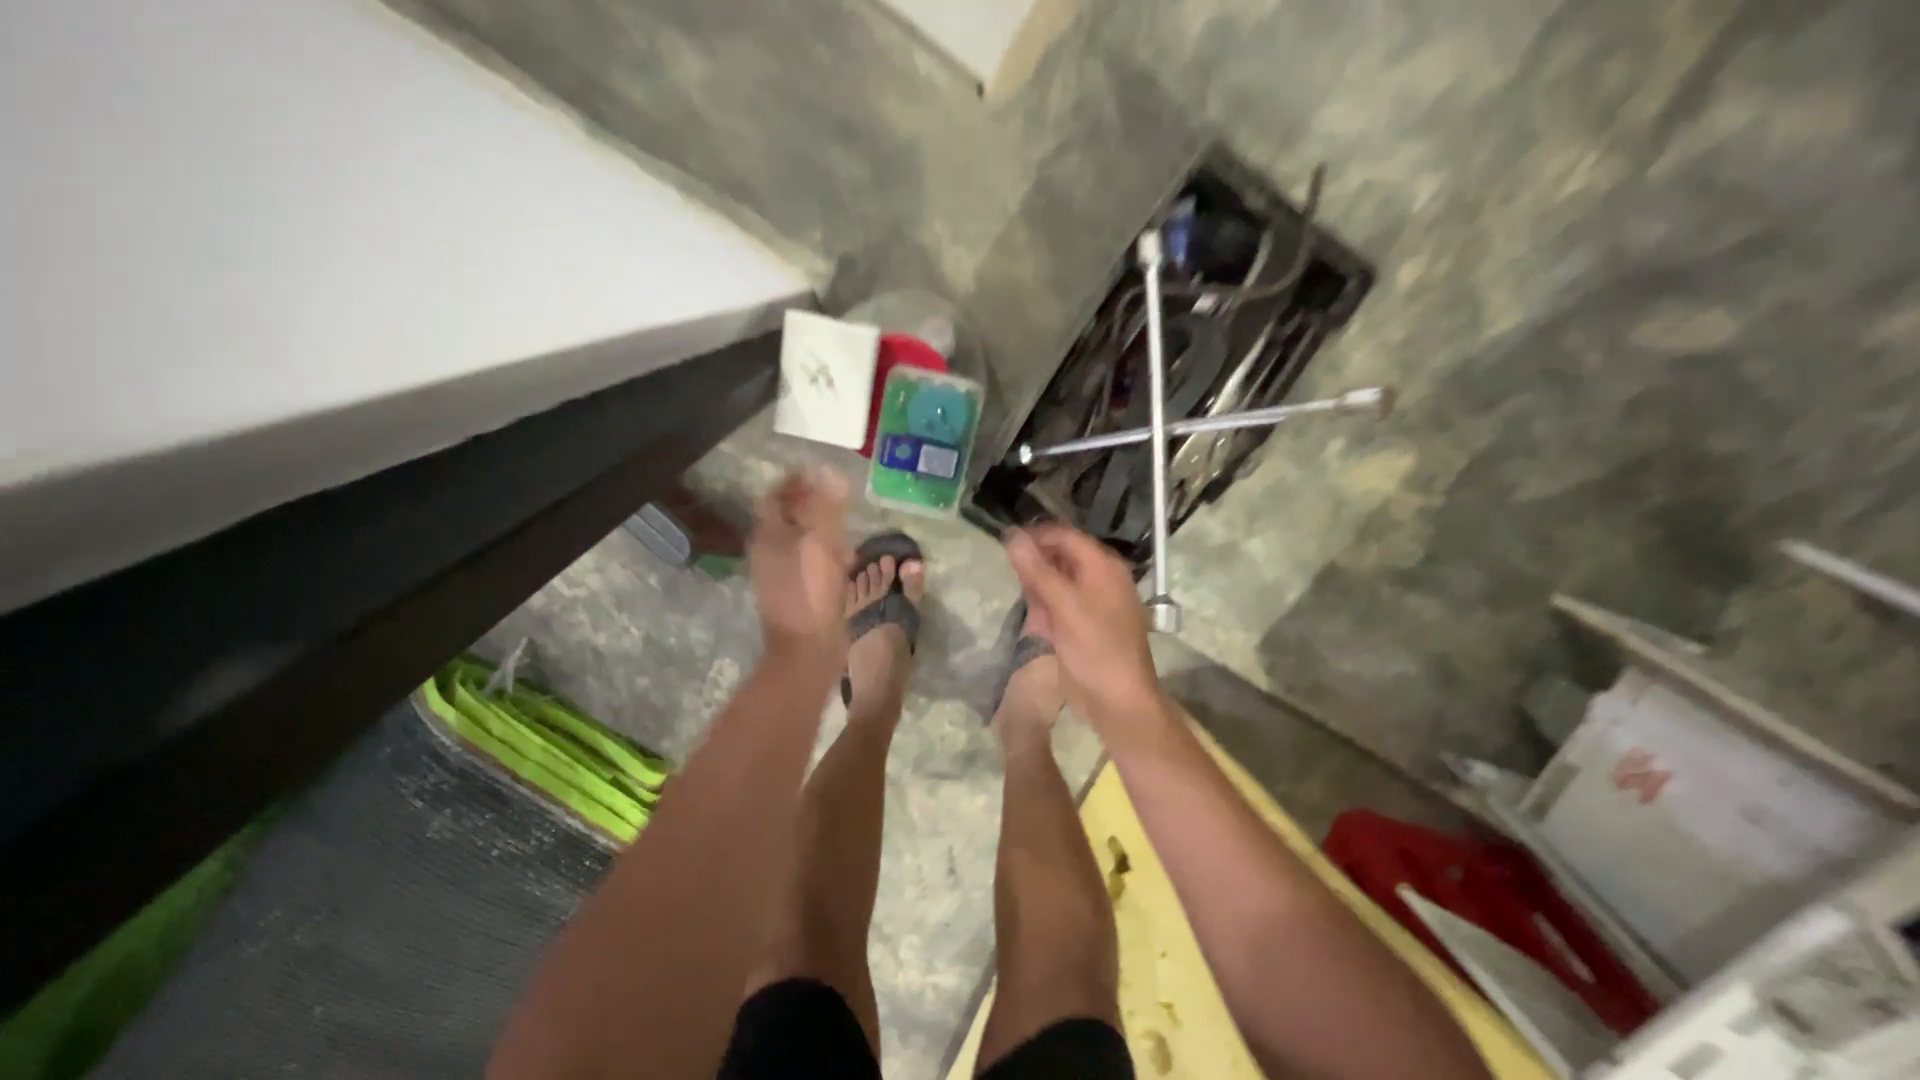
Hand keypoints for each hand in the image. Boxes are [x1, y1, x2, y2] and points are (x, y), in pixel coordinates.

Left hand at [749, 469, 851, 663]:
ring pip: (802, 541)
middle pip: (789, 517)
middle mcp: (768, 553)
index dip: (797, 481)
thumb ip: (825, 506)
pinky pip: (811, 564)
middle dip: (815, 506)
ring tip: (847, 532)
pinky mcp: (797, 593)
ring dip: (824, 533)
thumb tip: (830, 472)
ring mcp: (781, 575)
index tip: (823, 473)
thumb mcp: (821, 543)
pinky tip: (846, 562)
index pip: (776, 495)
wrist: (807, 651)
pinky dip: (827, 557)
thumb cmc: (811, 593)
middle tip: (840, 501)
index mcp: (767, 536)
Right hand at [1004, 524, 1167, 733]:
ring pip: (1057, 584)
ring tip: (1033, 613)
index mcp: (1102, 566)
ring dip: (1039, 594)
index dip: (1035, 537)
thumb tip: (1011, 535)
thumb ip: (1037, 570)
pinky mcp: (1085, 625)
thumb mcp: (1063, 605)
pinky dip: (1046, 613)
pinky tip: (1040, 629)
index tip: (1004, 545)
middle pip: (1060, 558)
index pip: (1064, 536)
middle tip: (1016, 584)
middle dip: (1036, 569)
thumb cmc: (1095, 647)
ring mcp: (1093, 603)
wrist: (1118, 700)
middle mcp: (1100, 579)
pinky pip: (1060, 607)